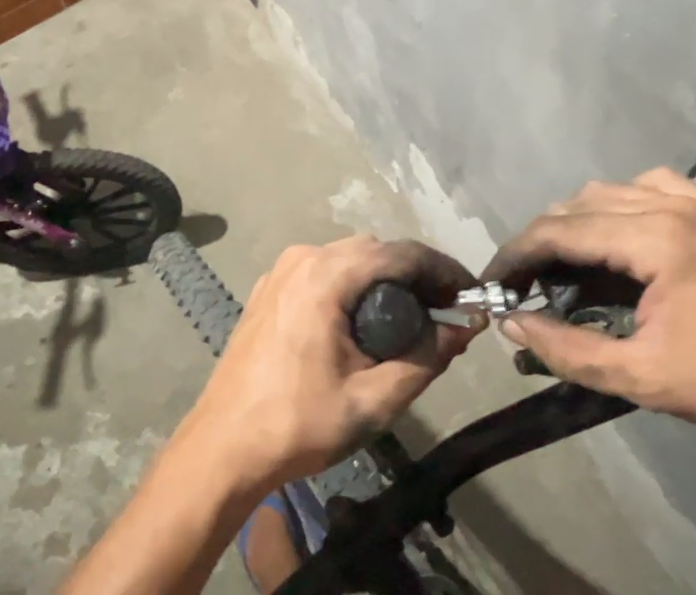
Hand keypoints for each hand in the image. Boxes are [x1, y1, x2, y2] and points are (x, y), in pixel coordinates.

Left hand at [180, 235, 479, 486]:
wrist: (224, 446)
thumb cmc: (298, 423)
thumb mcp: (373, 400)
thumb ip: (426, 359)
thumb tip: (463, 329)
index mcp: (323, 276)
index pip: (400, 253)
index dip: (442, 270)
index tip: (471, 295)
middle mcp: (301, 259)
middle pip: (374, 250)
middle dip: (416, 275)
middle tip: (447, 311)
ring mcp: (280, 272)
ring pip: (348, 259)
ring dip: (384, 280)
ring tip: (414, 318)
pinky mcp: (269, 291)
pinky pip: (323, 274)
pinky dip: (353, 287)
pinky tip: (366, 323)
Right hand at [481, 168, 695, 452]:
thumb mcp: (640, 377)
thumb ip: (566, 349)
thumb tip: (510, 325)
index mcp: (656, 239)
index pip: (561, 230)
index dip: (517, 253)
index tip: (494, 282)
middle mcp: (675, 206)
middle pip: (580, 203)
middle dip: (542, 238)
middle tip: (525, 280)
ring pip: (612, 190)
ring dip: (579, 220)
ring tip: (566, 262)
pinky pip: (654, 186)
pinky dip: (622, 204)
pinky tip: (623, 236)